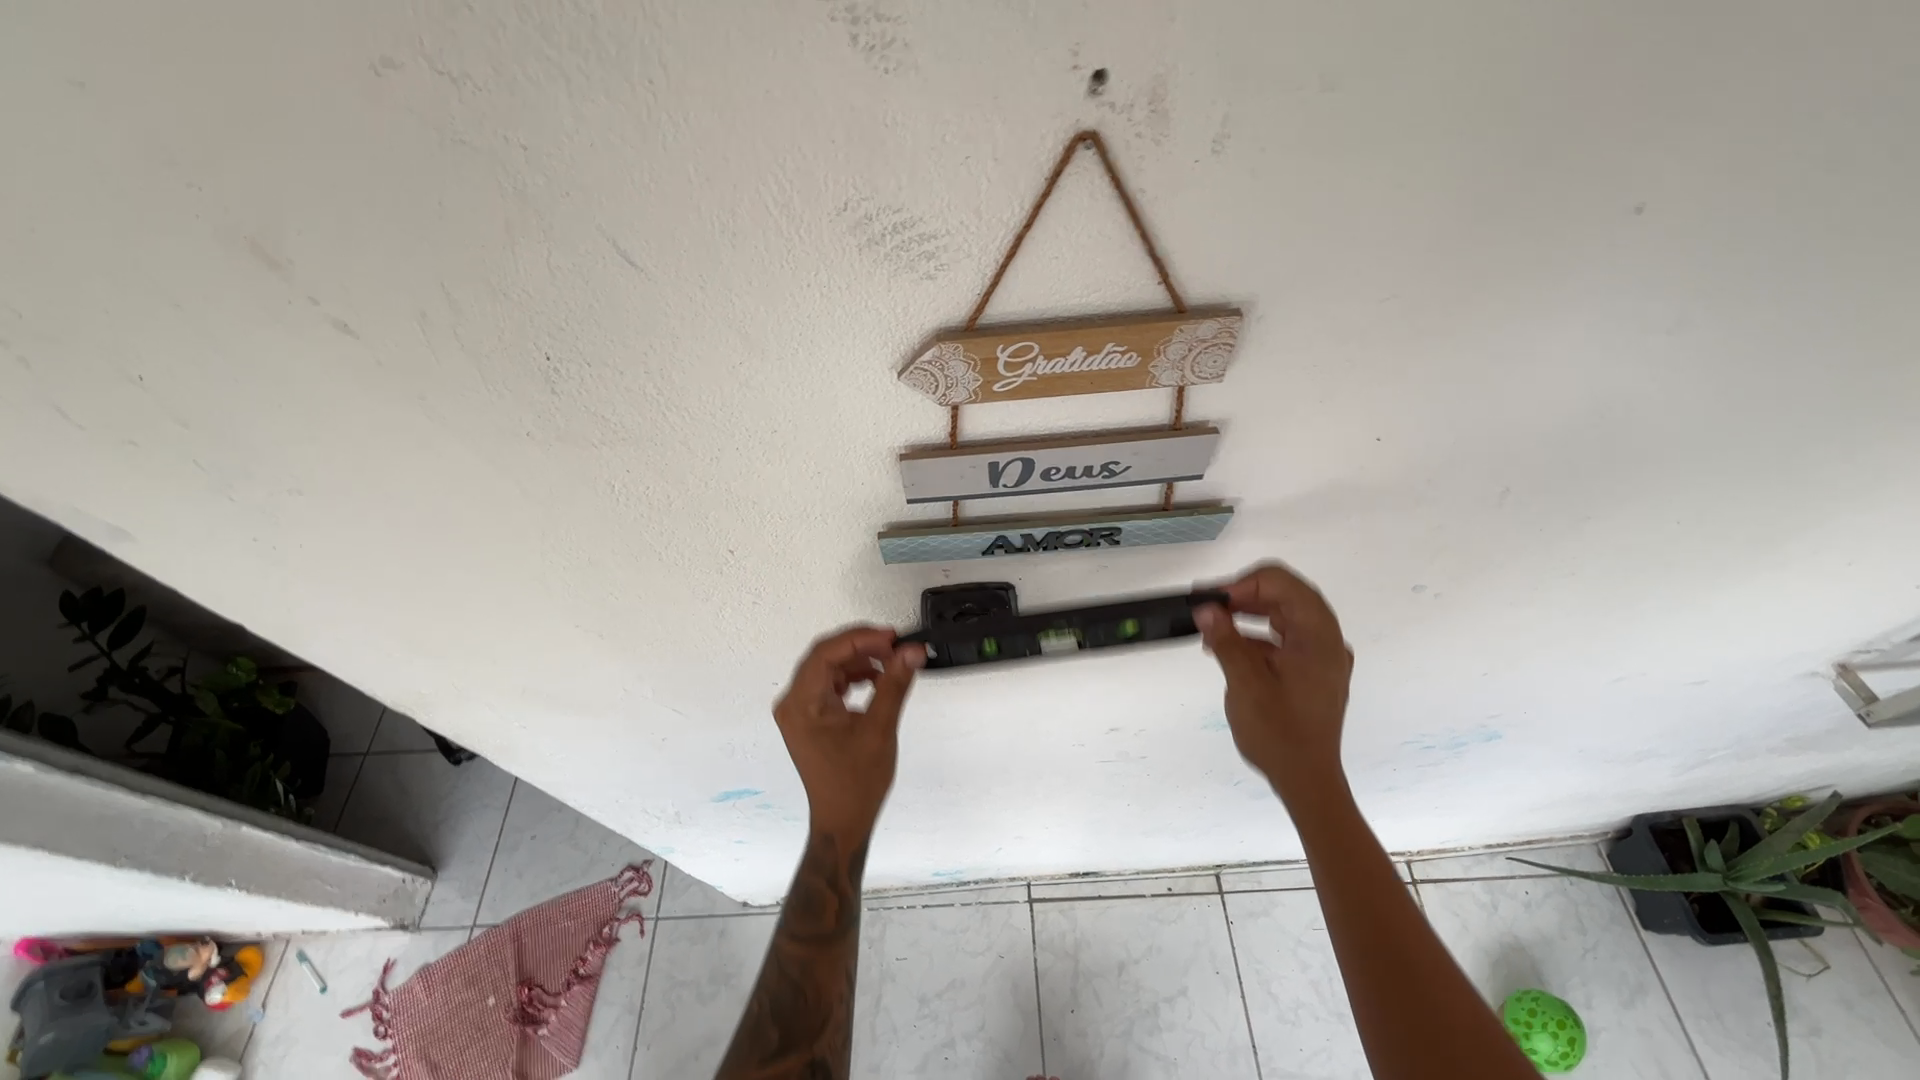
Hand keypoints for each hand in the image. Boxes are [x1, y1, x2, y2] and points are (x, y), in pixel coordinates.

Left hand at [774, 626, 924, 836]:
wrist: (843, 819)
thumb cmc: (856, 783)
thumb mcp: (879, 729)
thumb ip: (895, 684)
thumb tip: (911, 652)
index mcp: (802, 704)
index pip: (826, 653)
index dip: (861, 638)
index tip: (892, 637)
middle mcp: (794, 703)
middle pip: (826, 656)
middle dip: (863, 647)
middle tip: (896, 646)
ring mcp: (800, 710)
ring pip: (830, 667)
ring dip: (861, 661)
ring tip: (892, 664)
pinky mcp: (811, 716)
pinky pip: (831, 683)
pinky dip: (855, 677)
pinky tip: (878, 681)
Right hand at [1196, 562, 1353, 803]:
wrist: (1306, 779)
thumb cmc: (1278, 733)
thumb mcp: (1245, 683)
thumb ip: (1226, 641)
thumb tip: (1206, 610)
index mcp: (1318, 636)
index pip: (1283, 584)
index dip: (1243, 584)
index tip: (1211, 602)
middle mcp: (1326, 640)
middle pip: (1286, 596)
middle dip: (1244, 596)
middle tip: (1207, 608)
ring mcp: (1322, 656)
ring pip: (1285, 616)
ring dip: (1248, 615)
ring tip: (1213, 628)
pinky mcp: (1313, 672)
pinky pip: (1285, 639)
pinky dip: (1257, 637)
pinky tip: (1229, 649)